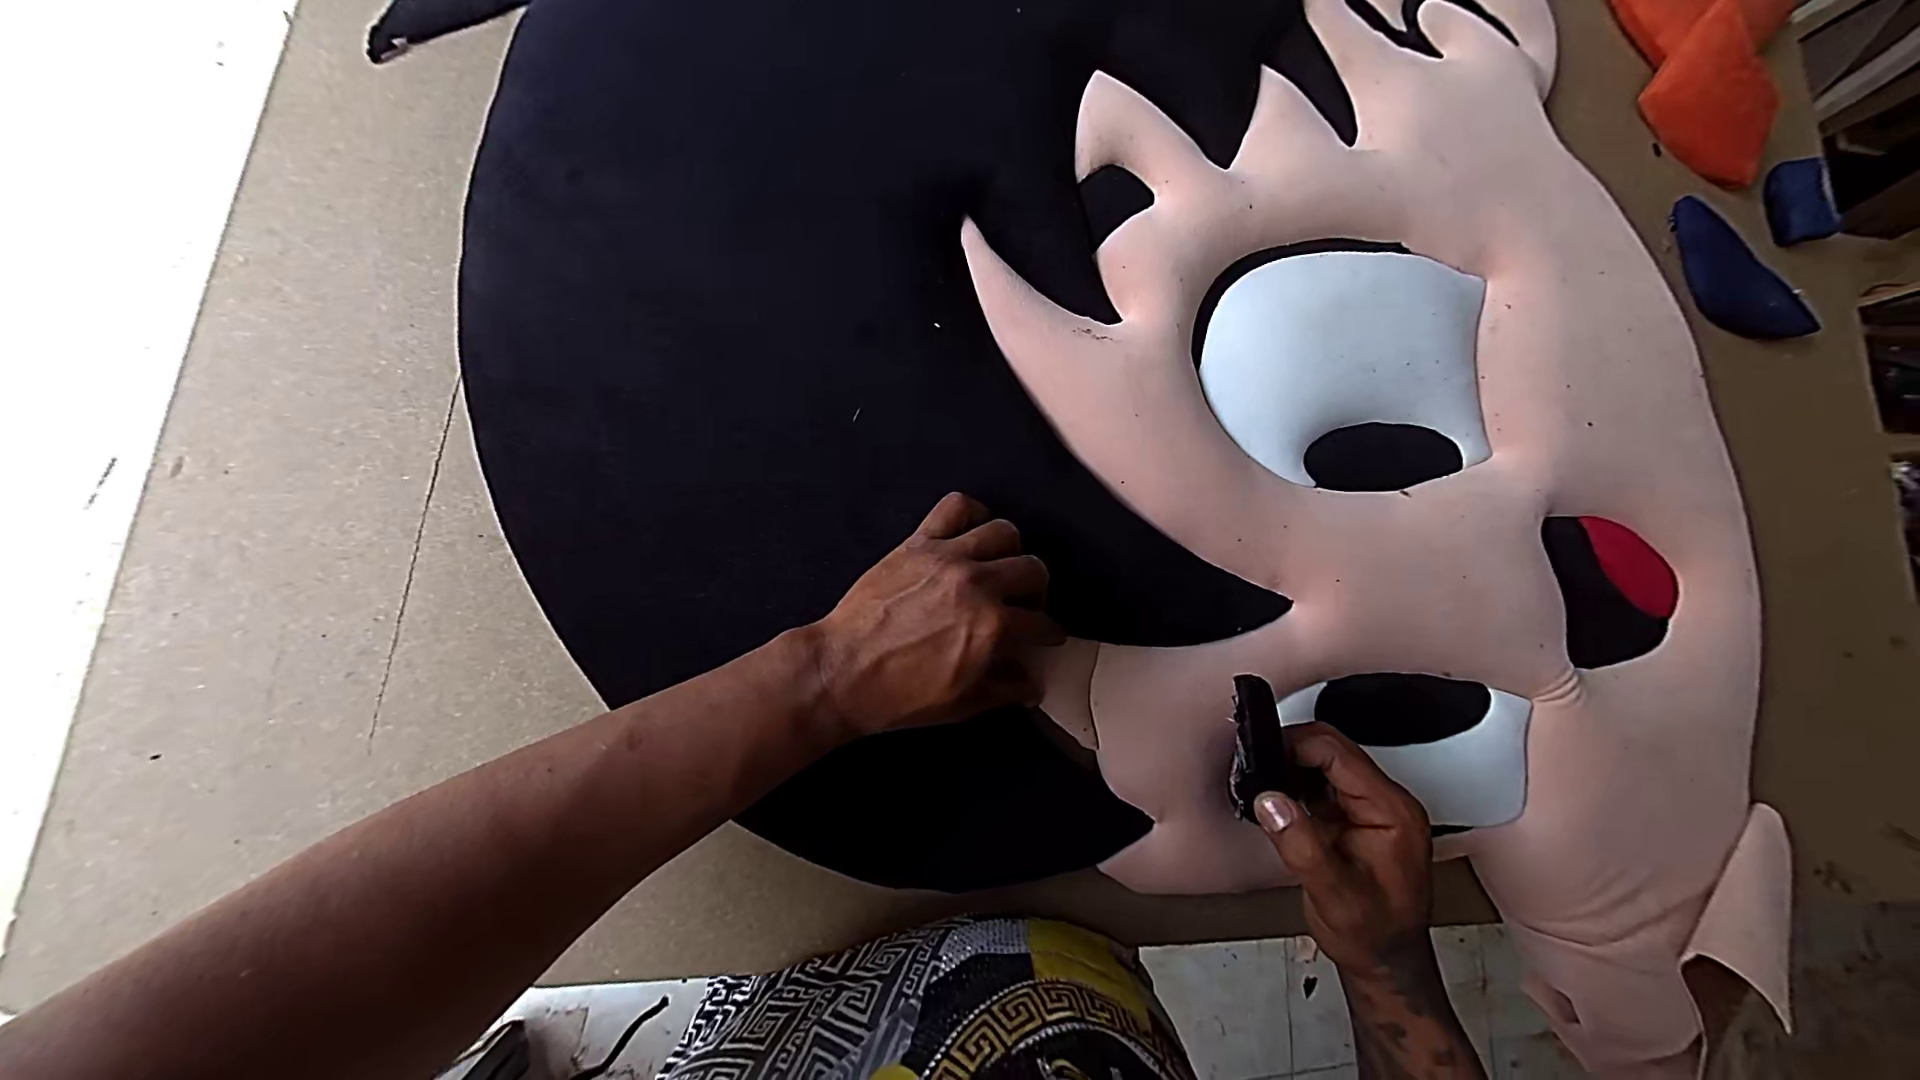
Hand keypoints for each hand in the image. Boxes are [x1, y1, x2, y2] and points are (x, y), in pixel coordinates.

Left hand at [804, 493, 1065, 739]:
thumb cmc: (900, 696)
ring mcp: (947, 557)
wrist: (841, 671)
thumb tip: (1033, 682)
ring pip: (1005, 532)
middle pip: (1034, 569)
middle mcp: (977, 584)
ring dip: (1010, 552)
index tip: (1047, 635)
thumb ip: (1005, 689)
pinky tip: (970, 535)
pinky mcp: (918, 541)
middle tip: (1023, 605)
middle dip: (1037, 592)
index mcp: (992, 627)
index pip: (1042, 622)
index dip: (1050, 633)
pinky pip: (956, 506)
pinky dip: (971, 514)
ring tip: (998, 569)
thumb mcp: (962, 705)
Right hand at [1257, 725, 1485, 1077]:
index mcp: (1392, 811)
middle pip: (1329, 747)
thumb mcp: (1334, 895)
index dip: (1294, 747)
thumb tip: (1270, 799)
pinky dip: (1292, 781)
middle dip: (1288, 752)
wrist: (1384, 962)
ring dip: (1289, 766)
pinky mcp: (1351, 811)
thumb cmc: (1373, 934)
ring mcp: (1369, 805)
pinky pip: (1318, 778)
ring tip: (1264, 787)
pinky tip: (1277, 802)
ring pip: (1321, 758)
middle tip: (1257, 770)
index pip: (1336, 751)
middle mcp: (1385, 801)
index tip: (1262, 758)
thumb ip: (1301, 845)